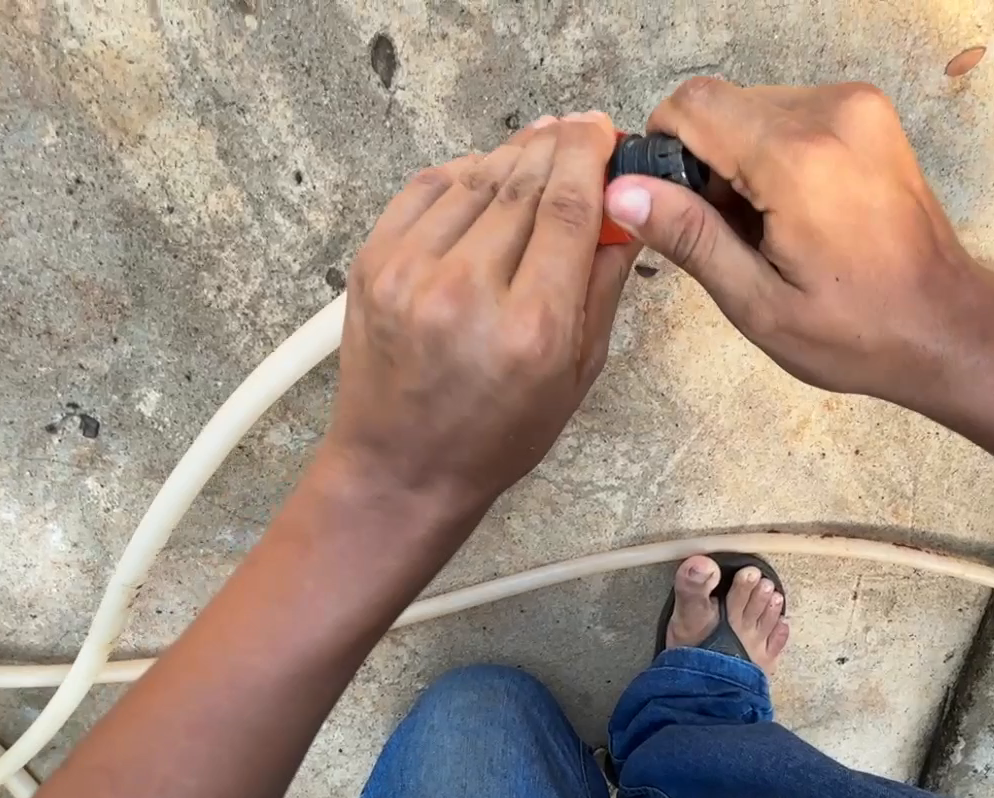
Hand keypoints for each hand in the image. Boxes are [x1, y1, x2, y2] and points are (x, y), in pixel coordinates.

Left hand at [322, 113, 638, 510]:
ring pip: (474, 176)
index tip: (603, 132)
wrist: (402, 468)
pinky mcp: (372, 263)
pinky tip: (486, 175)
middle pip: (523, 181)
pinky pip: (425, 189)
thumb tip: (621, 219)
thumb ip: (600, 293)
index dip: (591, 155)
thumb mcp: (574, 381)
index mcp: (531, 327)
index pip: (568, 207)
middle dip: (558, 147)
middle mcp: (468, 290)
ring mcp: (410, 271)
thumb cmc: (496, 438)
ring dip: (513, 155)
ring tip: (538, 151)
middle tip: (579, 132)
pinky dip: (462, 171)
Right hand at [602, 80, 978, 404]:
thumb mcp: (758, 303)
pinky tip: (790, 212)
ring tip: (765, 230)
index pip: (693, 106)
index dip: (663, 151)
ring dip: (738, 162)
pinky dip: (771, 155)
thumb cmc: (855, 331)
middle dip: (704, 165)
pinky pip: (791, 114)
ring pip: (754, 108)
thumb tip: (623, 192)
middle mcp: (831, 111)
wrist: (943, 326)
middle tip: (729, 236)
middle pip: (723, 105)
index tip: (672, 208)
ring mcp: (857, 106)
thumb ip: (690, 238)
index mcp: (798, 158)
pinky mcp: (868, 114)